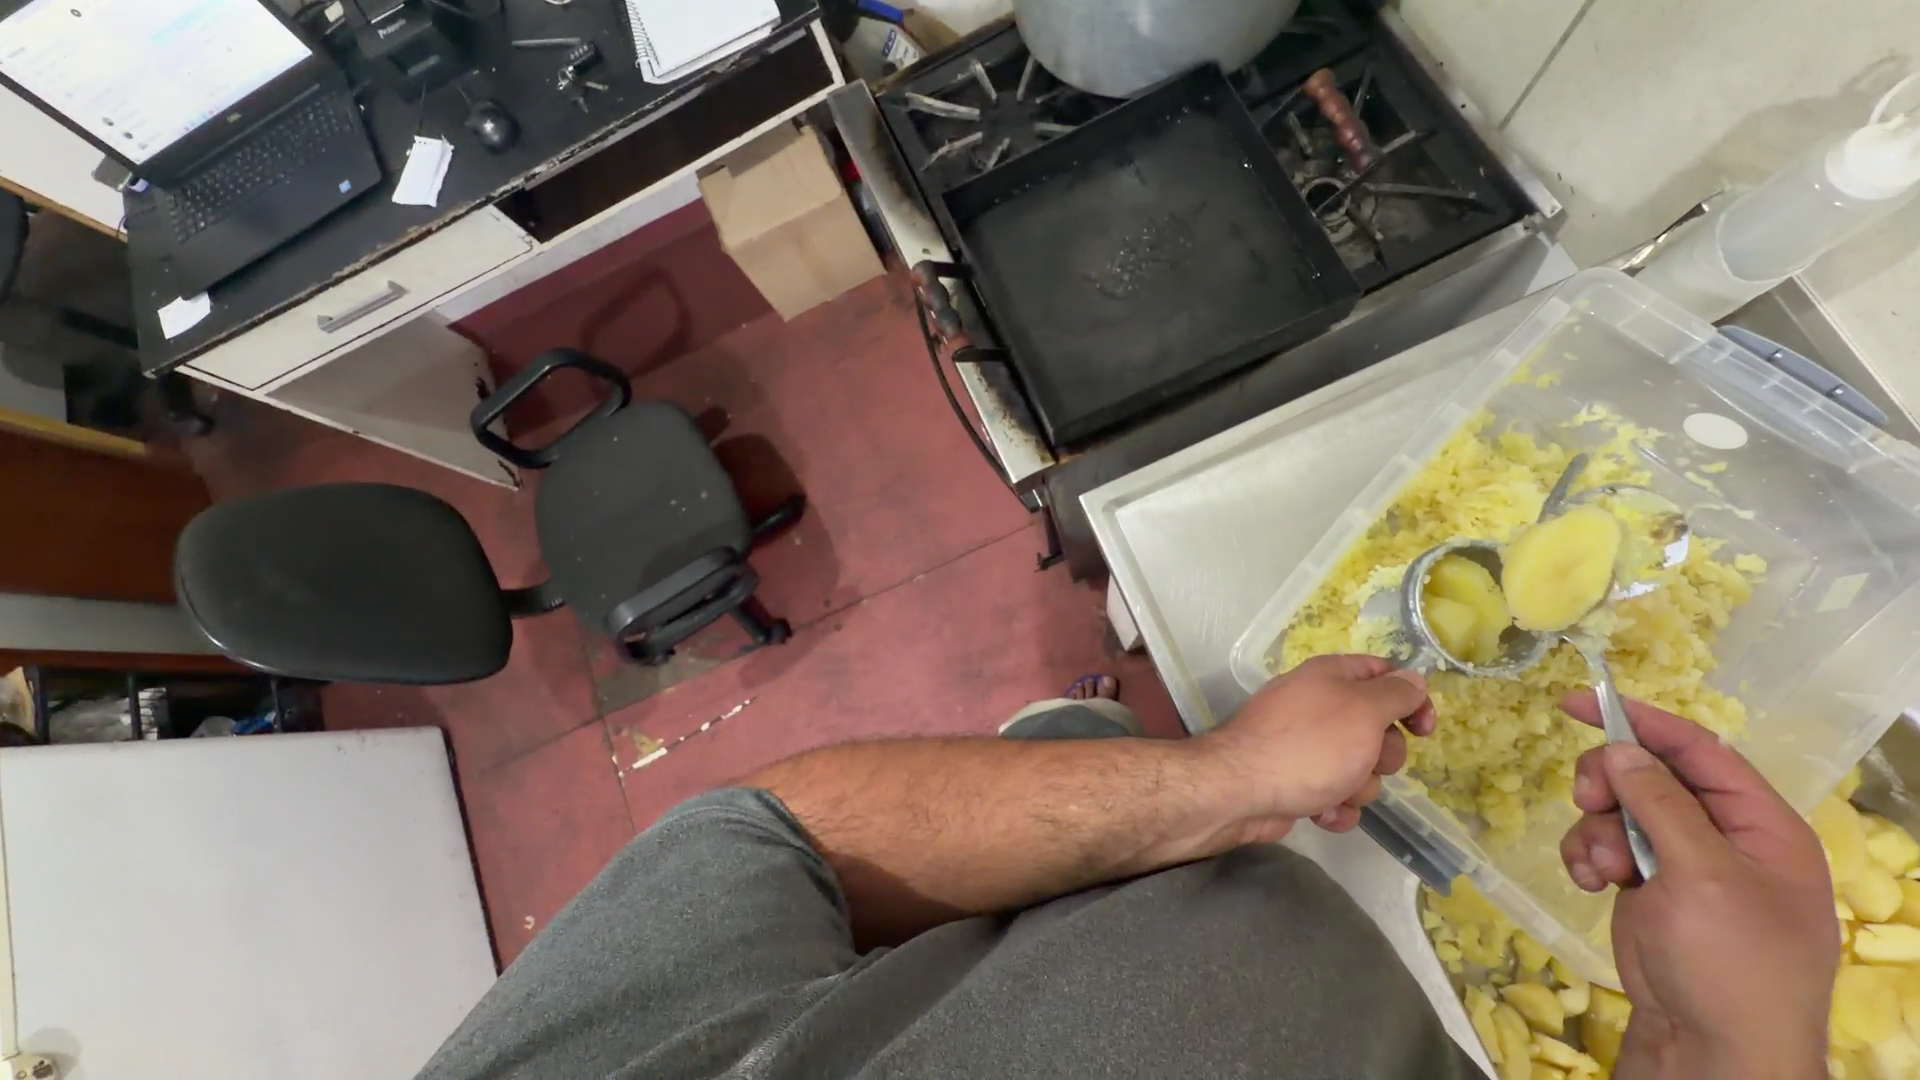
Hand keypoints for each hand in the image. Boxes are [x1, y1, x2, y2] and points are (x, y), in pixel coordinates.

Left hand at [1197, 654, 1434, 833]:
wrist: (1240, 791)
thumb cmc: (1307, 745)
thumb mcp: (1361, 710)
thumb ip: (1393, 693)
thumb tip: (1414, 678)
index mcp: (1329, 677)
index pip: (1383, 674)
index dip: (1410, 699)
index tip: (1422, 730)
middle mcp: (1316, 706)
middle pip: (1378, 730)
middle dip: (1380, 755)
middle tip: (1365, 760)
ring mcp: (1304, 746)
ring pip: (1361, 769)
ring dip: (1357, 786)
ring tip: (1333, 789)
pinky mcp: (1297, 782)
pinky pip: (1338, 797)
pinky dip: (1335, 808)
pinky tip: (1320, 811)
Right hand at [1557, 692, 1836, 1079]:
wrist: (1711, 1043)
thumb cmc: (1729, 958)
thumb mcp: (1699, 874)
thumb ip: (1660, 803)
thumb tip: (1620, 747)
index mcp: (1760, 826)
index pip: (1698, 750)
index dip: (1640, 719)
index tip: (1576, 701)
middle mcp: (1721, 835)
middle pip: (1646, 775)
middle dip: (1607, 786)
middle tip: (1585, 801)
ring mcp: (1681, 860)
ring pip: (1616, 809)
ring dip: (1593, 831)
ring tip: (1597, 868)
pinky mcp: (1645, 882)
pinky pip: (1602, 843)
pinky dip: (1586, 855)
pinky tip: (1588, 882)